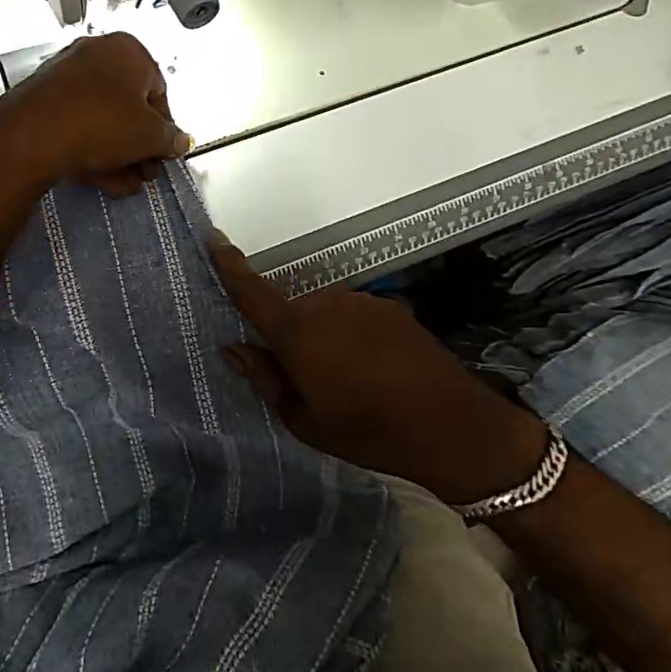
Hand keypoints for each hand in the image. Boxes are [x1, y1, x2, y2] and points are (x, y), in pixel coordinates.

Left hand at [0, 32, 190, 196]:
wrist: (32, 137)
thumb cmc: (97, 123)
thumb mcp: (150, 136)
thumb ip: (170, 139)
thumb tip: (176, 141)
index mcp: (127, 49)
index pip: (159, 90)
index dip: (164, 127)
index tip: (163, 150)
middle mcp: (94, 54)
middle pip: (127, 106)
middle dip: (138, 145)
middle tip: (143, 170)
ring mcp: (64, 75)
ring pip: (101, 118)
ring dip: (116, 153)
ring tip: (122, 181)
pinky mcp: (42, 99)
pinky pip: (75, 123)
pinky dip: (88, 147)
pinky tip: (97, 176)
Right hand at [210, 239, 549, 504]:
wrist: (457, 428)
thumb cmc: (370, 432)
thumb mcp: (305, 422)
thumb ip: (265, 379)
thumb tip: (234, 347)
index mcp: (297, 333)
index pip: (251, 291)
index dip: (229, 264)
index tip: (213, 238)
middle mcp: (325, 304)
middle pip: (289, 310)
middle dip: (289, 336)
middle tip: (307, 379)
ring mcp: (360, 301)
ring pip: (322, 312)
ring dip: (322, 335)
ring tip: (346, 379)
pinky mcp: (388, 306)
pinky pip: (351, 314)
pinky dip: (350, 334)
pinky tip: (373, 368)